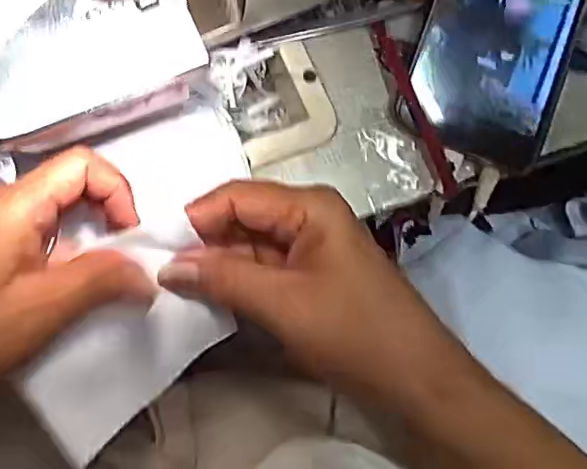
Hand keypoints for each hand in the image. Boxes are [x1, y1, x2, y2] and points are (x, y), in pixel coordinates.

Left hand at [0, 147, 157, 412]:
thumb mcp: (44, 307)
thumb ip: (100, 281)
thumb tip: (148, 273)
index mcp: (18, 200)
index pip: (82, 163)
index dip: (117, 189)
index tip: (131, 236)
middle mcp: (9, 198)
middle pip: (73, 177)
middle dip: (109, 205)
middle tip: (128, 251)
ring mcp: (0, 218)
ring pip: (61, 201)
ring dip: (93, 225)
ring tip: (110, 267)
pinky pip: (46, 223)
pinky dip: (73, 240)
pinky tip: (78, 276)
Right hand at [157, 181, 442, 402]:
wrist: (425, 390)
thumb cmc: (356, 334)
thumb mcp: (283, 305)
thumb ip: (223, 279)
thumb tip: (169, 266)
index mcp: (308, 205)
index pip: (238, 195)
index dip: (198, 216)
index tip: (161, 243)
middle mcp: (308, 214)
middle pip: (243, 216)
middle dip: (206, 240)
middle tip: (165, 265)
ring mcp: (312, 244)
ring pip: (251, 243)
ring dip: (220, 262)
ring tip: (180, 280)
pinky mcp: (312, 274)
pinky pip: (265, 265)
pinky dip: (240, 278)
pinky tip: (213, 293)